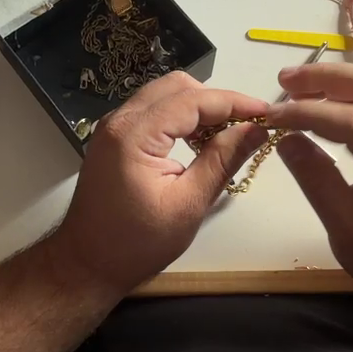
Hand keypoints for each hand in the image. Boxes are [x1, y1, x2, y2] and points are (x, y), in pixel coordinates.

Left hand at [53, 72, 269, 293]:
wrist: (86, 264)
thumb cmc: (136, 243)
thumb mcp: (187, 204)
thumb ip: (222, 160)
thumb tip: (256, 130)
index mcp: (134, 134)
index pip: (192, 100)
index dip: (233, 102)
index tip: (266, 113)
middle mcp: (120, 120)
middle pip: (177, 87)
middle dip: (216, 101)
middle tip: (246, 125)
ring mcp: (113, 127)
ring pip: (164, 95)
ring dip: (198, 108)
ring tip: (228, 135)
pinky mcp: (114, 138)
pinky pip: (153, 112)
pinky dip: (180, 118)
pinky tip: (200, 142)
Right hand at [264, 64, 352, 299]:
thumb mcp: (348, 233)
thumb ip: (319, 184)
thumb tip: (287, 141)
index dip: (309, 114)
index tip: (273, 117)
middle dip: (326, 78)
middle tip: (283, 81)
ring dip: (336, 79)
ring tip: (295, 86)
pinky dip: (347, 92)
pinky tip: (320, 100)